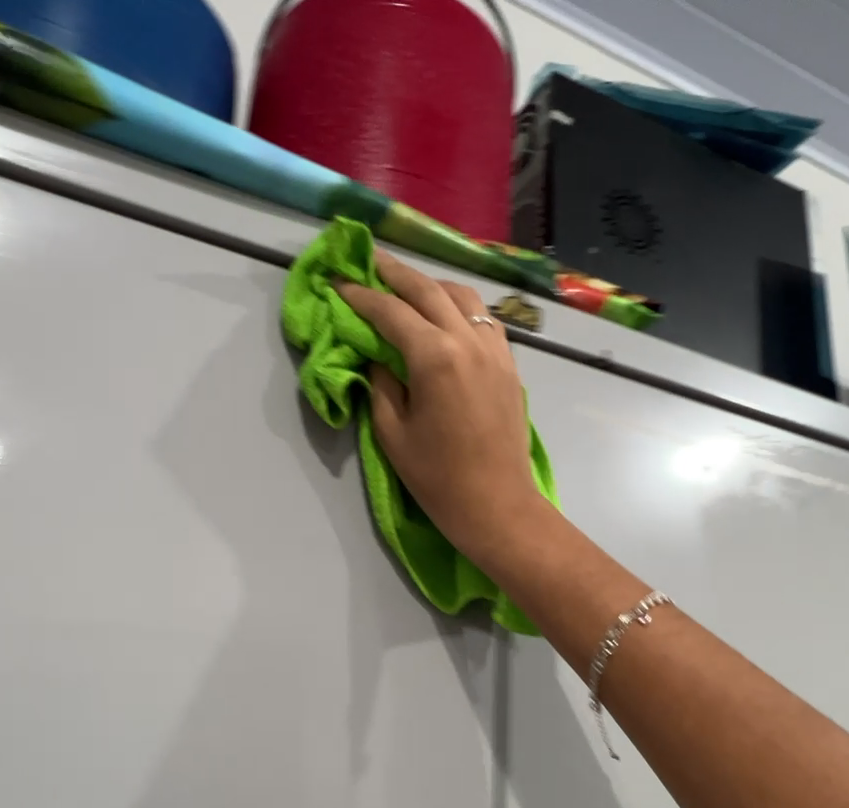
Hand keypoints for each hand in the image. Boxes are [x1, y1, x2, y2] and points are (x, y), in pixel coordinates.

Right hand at [335, 250, 554, 560]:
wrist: (497, 504)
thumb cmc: (437, 477)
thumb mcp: (393, 432)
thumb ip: (382, 384)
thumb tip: (378, 355)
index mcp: (435, 356)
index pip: (391, 312)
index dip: (361, 296)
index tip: (339, 284)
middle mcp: (468, 340)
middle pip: (428, 290)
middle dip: (395, 274)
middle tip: (370, 262)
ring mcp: (495, 349)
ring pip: (463, 297)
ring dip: (432, 285)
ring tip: (409, 286)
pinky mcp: (509, 364)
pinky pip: (485, 319)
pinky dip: (462, 307)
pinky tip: (448, 315)